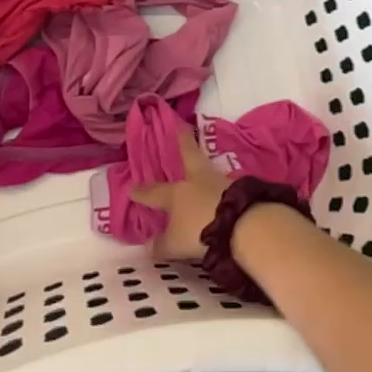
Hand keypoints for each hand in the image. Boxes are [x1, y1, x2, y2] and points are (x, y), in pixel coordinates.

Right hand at [129, 126, 231, 260]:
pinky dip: (216, 183)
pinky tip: (216, 187)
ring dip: (201, 164)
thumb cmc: (199, 230)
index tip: (132, 187)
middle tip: (180, 126)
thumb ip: (161, 244)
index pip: (154, 192)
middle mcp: (196, 180)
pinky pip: (221, 182)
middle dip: (183, 140)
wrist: (240, 224)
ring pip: (206, 167)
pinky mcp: (238, 188)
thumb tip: (150, 245)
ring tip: (198, 163)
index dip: (142, 192)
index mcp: (175, 193)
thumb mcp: (175, 244)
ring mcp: (218, 181)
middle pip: (188, 155)